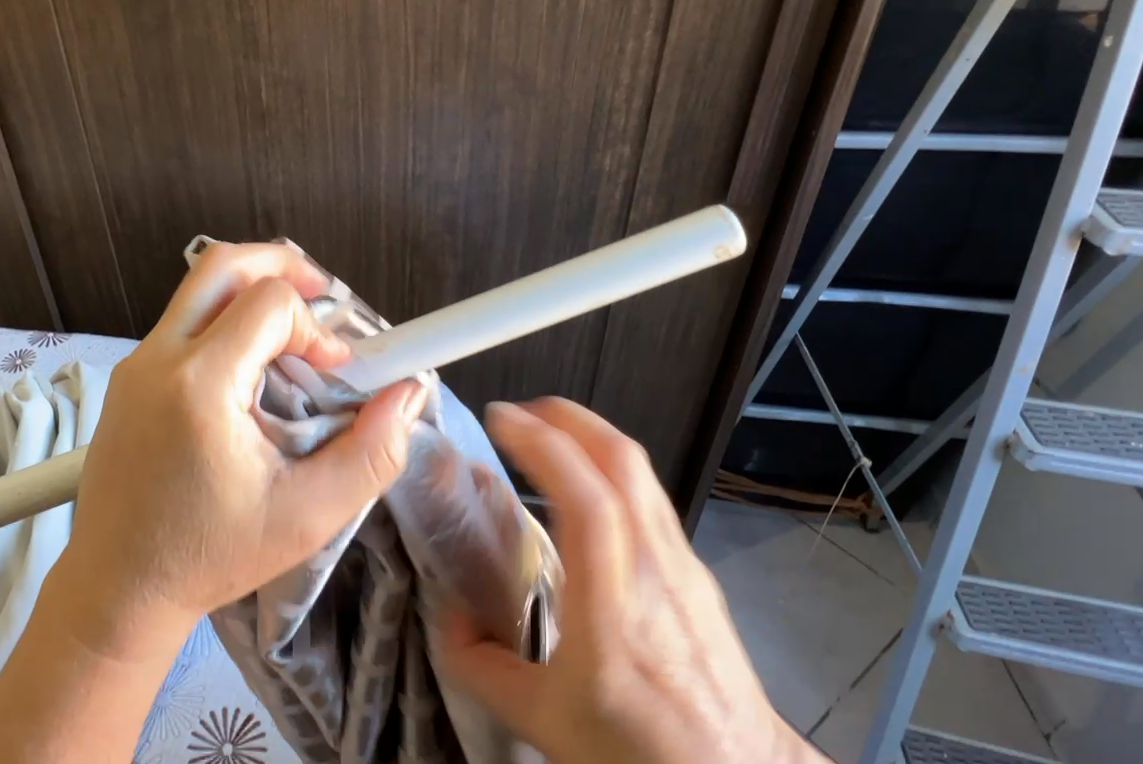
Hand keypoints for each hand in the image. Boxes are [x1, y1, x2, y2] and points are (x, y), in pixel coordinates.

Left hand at [55, 242, 425, 657]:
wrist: (117, 588)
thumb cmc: (211, 555)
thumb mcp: (307, 516)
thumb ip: (371, 453)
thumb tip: (408, 394)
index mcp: (199, 385)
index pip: (269, 303)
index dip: (315, 325)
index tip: (335, 369)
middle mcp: (158, 359)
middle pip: (222, 265)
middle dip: (281, 265)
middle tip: (322, 292)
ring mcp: (135, 366)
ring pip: (198, 289)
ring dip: (251, 292)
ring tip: (294, 327)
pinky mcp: (127, 380)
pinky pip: (181, 322)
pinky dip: (224, 320)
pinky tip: (251, 368)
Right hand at [437, 398, 820, 763]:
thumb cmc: (640, 749)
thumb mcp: (543, 723)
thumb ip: (480, 667)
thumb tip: (445, 617)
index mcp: (611, 611)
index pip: (586, 499)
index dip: (542, 444)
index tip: (501, 418)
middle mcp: (654, 572)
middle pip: (622, 462)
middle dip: (567, 417)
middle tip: (519, 412)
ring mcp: (683, 565)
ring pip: (642, 473)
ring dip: (591, 435)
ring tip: (547, 434)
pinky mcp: (697, 571)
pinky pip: (651, 497)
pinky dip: (612, 467)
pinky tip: (588, 486)